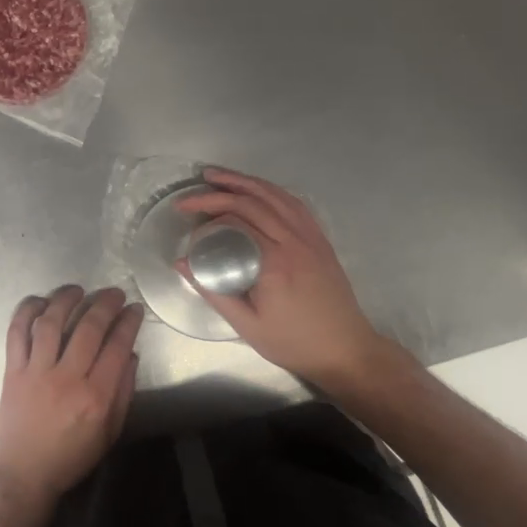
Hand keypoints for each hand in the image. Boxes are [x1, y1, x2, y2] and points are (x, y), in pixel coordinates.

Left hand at [0, 286, 143, 503]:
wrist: (26, 471)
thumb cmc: (73, 454)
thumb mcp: (110, 431)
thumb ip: (122, 391)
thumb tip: (130, 353)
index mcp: (95, 396)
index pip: (117, 347)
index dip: (128, 323)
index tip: (134, 309)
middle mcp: (66, 379)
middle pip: (88, 329)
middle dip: (104, 305)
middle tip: (113, 293)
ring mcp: (36, 372)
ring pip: (51, 324)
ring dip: (65, 300)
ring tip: (78, 289)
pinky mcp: (13, 371)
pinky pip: (17, 333)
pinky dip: (26, 312)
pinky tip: (40, 301)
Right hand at [176, 167, 388, 385]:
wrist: (346, 351)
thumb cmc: (293, 343)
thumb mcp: (247, 325)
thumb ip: (212, 291)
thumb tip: (181, 263)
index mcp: (274, 264)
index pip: (235, 221)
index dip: (207, 215)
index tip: (186, 223)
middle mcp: (294, 242)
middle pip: (252, 202)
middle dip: (217, 192)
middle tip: (190, 194)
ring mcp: (311, 238)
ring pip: (275, 196)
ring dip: (244, 182)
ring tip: (217, 176)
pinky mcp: (320, 240)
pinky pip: (294, 205)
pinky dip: (271, 191)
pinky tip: (256, 189)